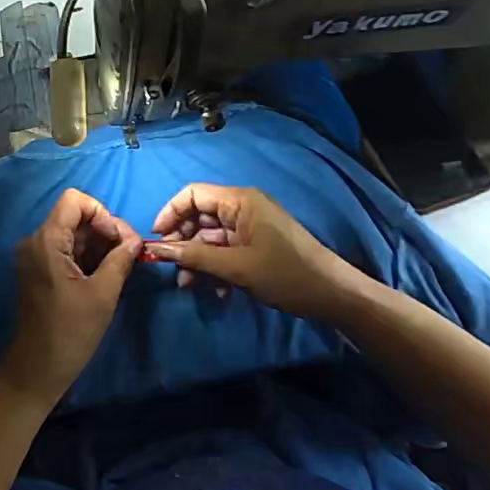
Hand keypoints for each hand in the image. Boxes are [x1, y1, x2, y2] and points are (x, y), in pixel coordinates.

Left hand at [0, 189, 142, 405]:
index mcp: (46, 241)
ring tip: (122, 266)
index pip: (74, 200)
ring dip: (99, 244)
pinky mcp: (39, 270)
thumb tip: (135, 241)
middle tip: (130, 255)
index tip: (119, 240)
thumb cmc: (69, 332)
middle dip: (105, 230)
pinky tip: (107, 274)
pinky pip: (66, 250)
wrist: (36, 369)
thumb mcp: (102, 294)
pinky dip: (88, 256)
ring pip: (73, 233)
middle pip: (75, 216)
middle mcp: (35, 241)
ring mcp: (35, 256)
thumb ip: (119, 260)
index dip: (102, 213)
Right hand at [145, 184, 367, 319]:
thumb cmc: (285, 274)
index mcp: (239, 201)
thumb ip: (195, 256)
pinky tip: (216, 291)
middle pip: (198, 217)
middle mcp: (242, 207)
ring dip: (197, 261)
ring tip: (190, 286)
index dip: (170, 214)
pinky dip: (215, 268)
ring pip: (209, 237)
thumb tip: (159, 249)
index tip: (157, 240)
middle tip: (172, 268)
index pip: (191, 194)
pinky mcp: (255, 245)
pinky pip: (224, 250)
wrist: (332, 295)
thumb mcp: (235, 267)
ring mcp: (250, 227)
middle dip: (182, 243)